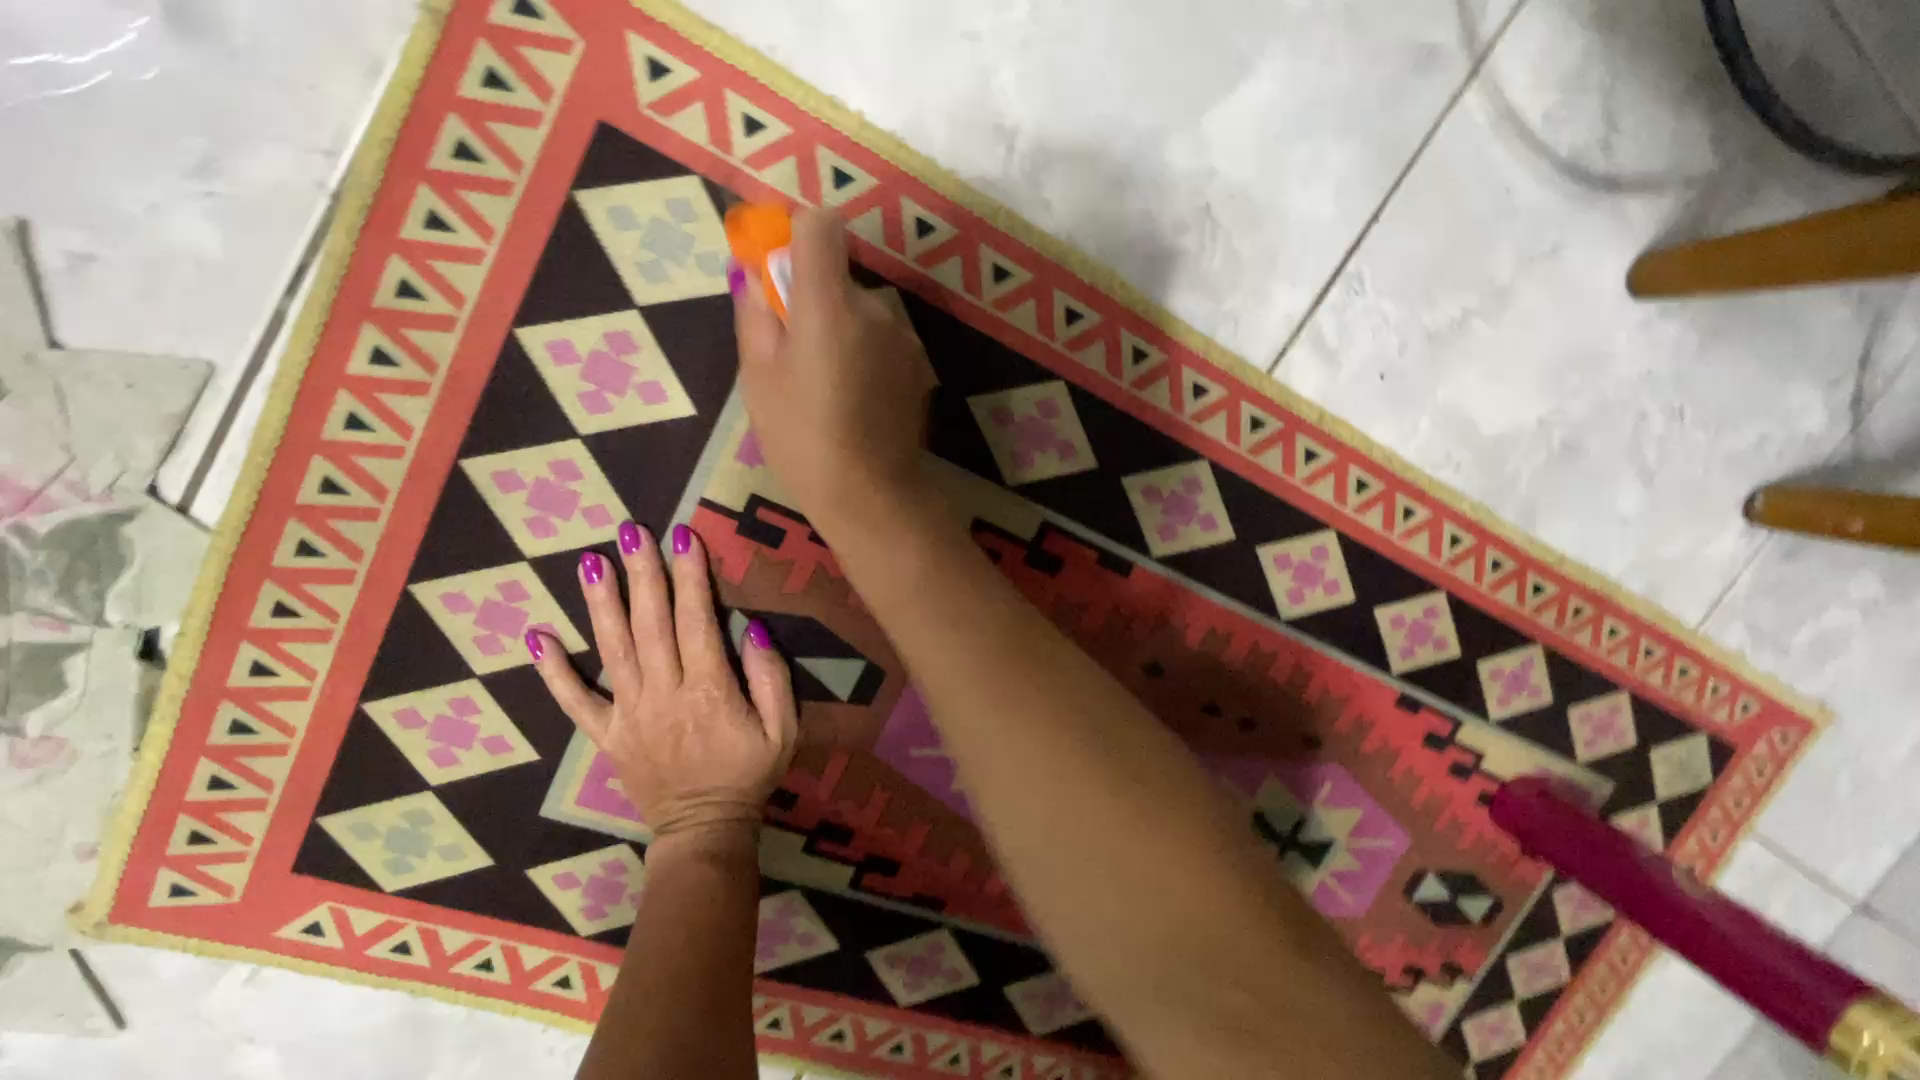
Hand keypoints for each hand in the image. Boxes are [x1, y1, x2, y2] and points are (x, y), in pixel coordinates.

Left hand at [526, 521, 797, 843]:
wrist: (705, 829)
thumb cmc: (749, 774)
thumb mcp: (783, 730)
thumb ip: (772, 678)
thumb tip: (752, 629)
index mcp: (709, 690)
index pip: (696, 621)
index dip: (690, 577)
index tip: (683, 536)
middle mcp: (663, 694)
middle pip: (650, 624)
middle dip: (643, 573)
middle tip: (632, 531)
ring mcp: (629, 714)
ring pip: (613, 649)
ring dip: (601, 603)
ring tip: (591, 562)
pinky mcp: (606, 734)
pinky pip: (575, 701)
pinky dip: (553, 670)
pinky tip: (537, 636)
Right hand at [732, 208, 937, 535]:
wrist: (869, 492)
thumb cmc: (801, 436)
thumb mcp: (757, 376)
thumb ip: (755, 313)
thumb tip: (755, 277)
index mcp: (829, 303)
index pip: (821, 225)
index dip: (798, 235)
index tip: (782, 271)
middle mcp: (873, 308)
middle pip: (839, 276)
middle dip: (815, 300)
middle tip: (794, 354)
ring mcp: (903, 336)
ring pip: (861, 312)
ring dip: (842, 330)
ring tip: (827, 386)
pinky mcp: (920, 364)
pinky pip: (882, 340)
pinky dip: (866, 354)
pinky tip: (857, 400)